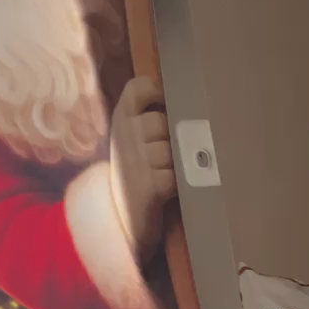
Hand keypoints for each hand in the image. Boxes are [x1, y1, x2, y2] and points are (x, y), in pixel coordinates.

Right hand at [108, 76, 176, 260]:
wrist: (121, 219)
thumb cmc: (136, 177)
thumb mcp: (136, 143)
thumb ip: (151, 122)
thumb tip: (187, 107)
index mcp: (121, 120)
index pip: (138, 89)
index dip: (157, 91)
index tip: (168, 103)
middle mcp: (124, 136)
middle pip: (163, 122)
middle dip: (173, 140)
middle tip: (168, 159)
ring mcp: (135, 161)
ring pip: (173, 149)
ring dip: (179, 165)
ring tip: (169, 177)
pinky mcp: (150, 186)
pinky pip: (178, 175)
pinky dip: (181, 184)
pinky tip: (173, 190)